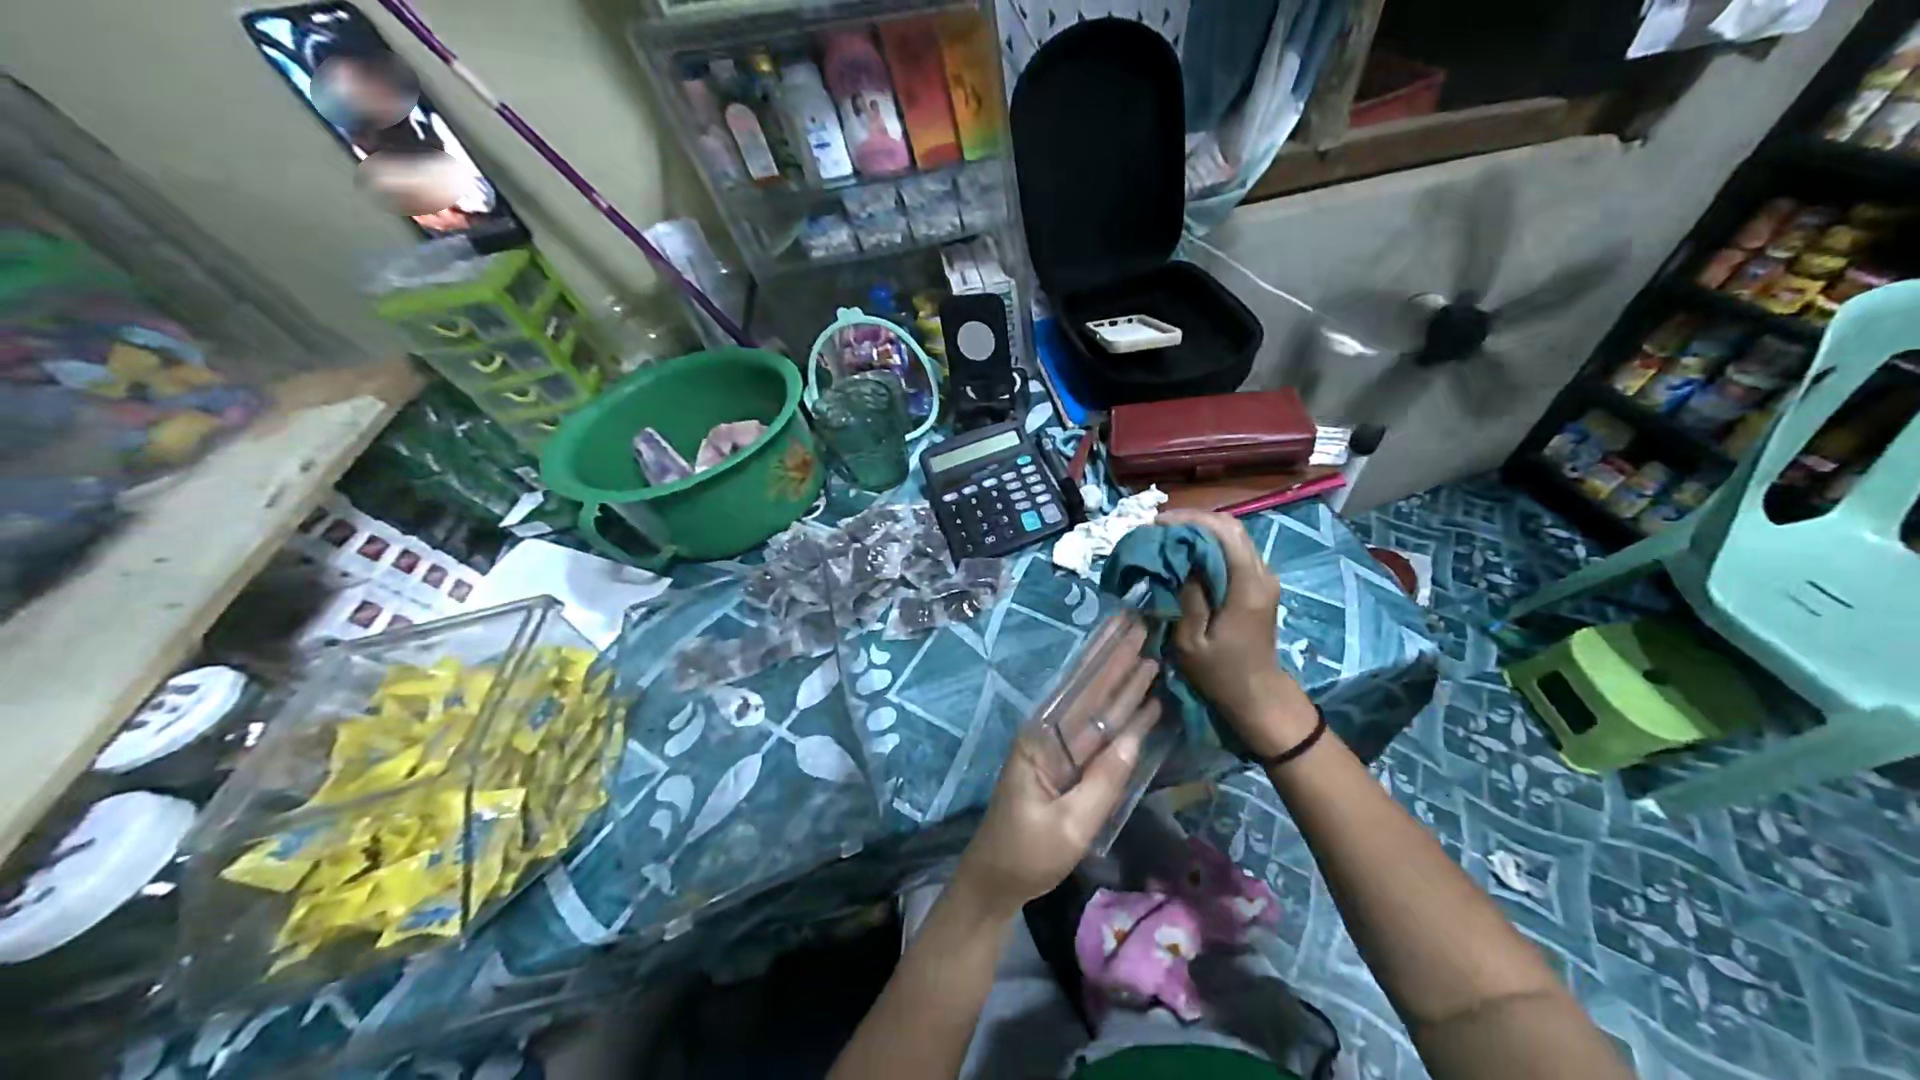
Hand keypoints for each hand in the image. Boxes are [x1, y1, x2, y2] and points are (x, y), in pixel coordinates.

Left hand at [953, 619, 1162, 918]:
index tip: (1132, 630)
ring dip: (1120, 678)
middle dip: (1116, 657)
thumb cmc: (1027, 854)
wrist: (996, 879)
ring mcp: (1056, 749)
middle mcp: (1047, 735)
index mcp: (1042, 742)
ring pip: (1095, 706)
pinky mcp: (1064, 765)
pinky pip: (1097, 732)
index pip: (1083, 693)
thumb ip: (1102, 783)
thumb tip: (1134, 738)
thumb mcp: (1069, 826)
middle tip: (1142, 623)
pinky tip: (1142, 699)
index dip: (1111, 661)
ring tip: (1146, 649)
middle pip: (1089, 689)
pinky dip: (1119, 714)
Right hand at [1158, 510, 1317, 758]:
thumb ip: (1188, 597)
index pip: (1224, 534)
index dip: (1191, 520)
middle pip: (1232, 528)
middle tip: (1160, 527)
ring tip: (1169, 536)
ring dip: (1202, 530)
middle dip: (1194, 520)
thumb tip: (1181, 562)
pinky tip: (1187, 552)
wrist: (1256, 692)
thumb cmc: (1219, 671)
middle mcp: (1262, 575)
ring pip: (1235, 536)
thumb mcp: (1190, 641)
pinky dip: (1211, 544)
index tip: (1158, 524)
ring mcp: (1265, 578)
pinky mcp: (1260, 584)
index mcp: (1247, 587)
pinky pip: (1236, 550)